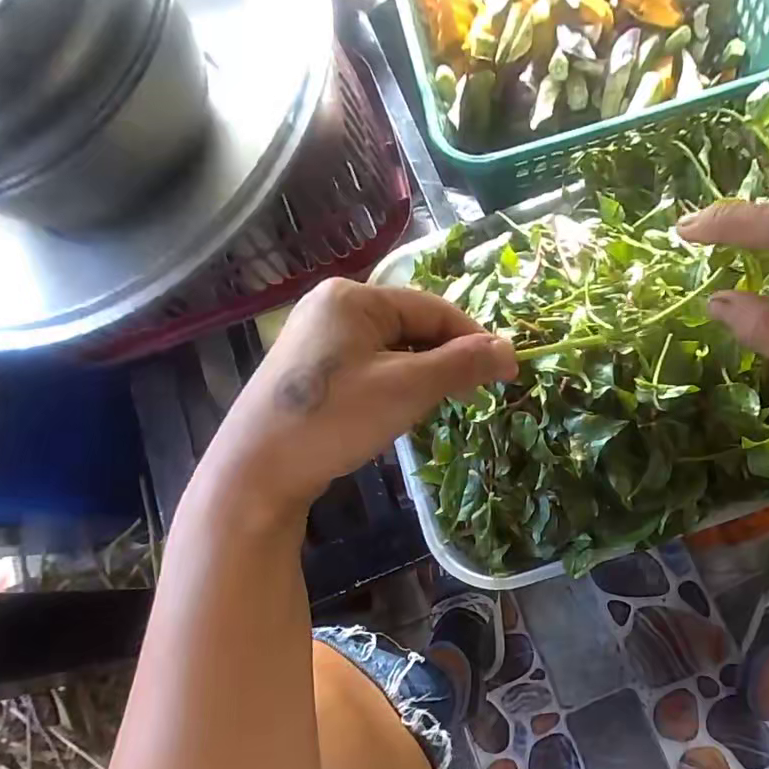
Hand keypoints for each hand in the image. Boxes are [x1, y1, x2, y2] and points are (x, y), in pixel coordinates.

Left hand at [197, 278, 517, 514]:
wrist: (257, 471)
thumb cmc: (336, 419)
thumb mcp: (408, 388)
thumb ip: (462, 364)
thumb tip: (510, 351)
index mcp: (354, 297)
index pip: (434, 309)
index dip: (474, 339)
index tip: (506, 372)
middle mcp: (332, 306)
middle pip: (411, 326)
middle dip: (445, 359)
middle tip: (471, 395)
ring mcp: (317, 338)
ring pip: (392, 349)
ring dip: (422, 374)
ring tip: (437, 405)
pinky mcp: (310, 370)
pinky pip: (368, 366)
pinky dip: (394, 384)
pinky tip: (398, 410)